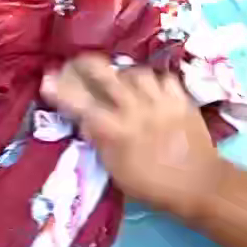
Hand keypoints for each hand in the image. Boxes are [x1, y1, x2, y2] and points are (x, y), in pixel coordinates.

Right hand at [41, 54, 228, 218]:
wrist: (198, 183)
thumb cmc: (153, 185)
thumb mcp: (117, 171)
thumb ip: (101, 143)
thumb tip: (86, 122)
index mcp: (115, 131)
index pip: (80, 104)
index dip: (60, 90)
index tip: (48, 79)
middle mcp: (135, 109)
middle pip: (106, 75)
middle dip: (87, 64)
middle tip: (79, 61)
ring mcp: (160, 100)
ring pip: (135, 72)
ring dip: (124, 73)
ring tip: (121, 79)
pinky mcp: (181, 98)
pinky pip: (163, 77)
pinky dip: (154, 79)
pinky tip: (150, 86)